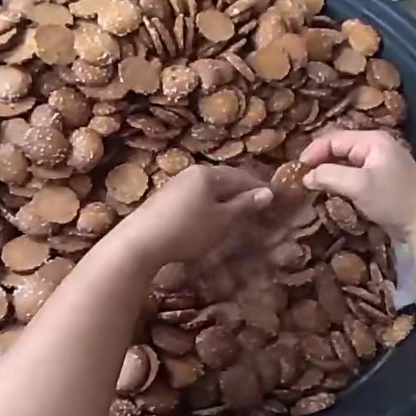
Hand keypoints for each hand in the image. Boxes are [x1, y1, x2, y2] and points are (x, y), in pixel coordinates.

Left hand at [101, 164, 272, 268]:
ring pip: (206, 190)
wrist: (140, 242)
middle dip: (240, 193)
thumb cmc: (187, 230)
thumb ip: (244, 205)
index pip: (241, 176)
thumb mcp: (222, 220)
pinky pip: (192, 199)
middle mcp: (190, 173)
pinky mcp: (163, 201)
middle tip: (256, 210)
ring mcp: (174, 186)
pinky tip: (207, 222)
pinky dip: (206, 207)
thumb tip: (267, 192)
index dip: (258, 188)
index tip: (274, 201)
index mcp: (208, 173)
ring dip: (222, 201)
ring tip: (234, 218)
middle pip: (223, 180)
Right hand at [300, 130, 415, 240]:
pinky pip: (351, 174)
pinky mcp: (379, 179)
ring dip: (326, 172)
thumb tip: (306, 176)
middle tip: (301, 180)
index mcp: (372, 140)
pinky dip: (337, 181)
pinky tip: (330, 192)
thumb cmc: (394, 199)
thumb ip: (328, 175)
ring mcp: (378, 163)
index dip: (312, 153)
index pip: (332, 139)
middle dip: (317, 162)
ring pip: (342, 162)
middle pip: (336, 148)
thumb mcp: (358, 185)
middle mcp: (375, 146)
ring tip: (312, 187)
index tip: (297, 172)